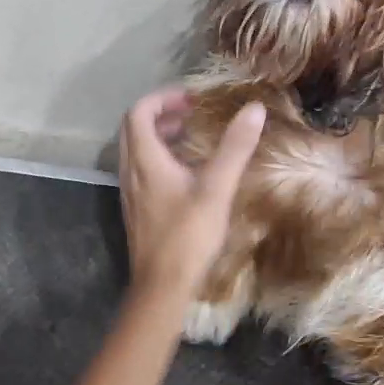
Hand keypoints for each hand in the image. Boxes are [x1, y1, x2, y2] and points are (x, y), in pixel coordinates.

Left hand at [118, 89, 265, 297]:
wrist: (162, 286)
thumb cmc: (188, 236)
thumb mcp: (217, 189)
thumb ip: (234, 148)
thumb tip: (254, 108)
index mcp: (144, 160)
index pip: (139, 112)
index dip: (163, 98)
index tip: (192, 99)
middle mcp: (130, 172)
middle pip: (135, 129)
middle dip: (162, 114)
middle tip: (192, 115)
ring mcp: (130, 192)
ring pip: (137, 151)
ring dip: (160, 137)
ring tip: (192, 139)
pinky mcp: (136, 210)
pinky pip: (142, 171)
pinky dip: (160, 159)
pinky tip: (187, 174)